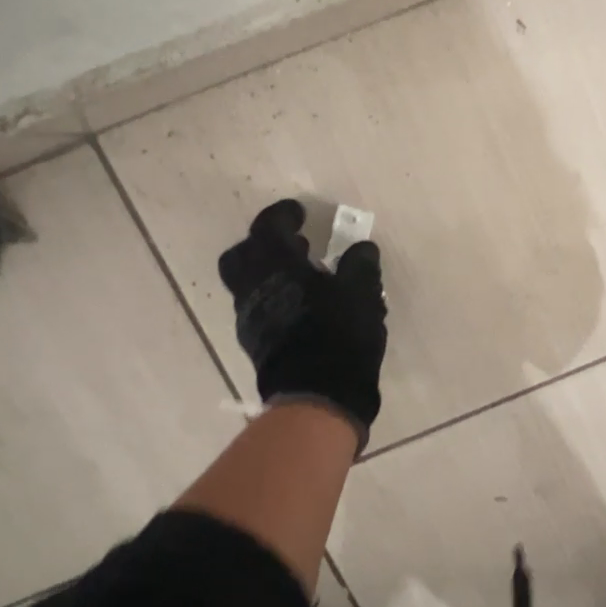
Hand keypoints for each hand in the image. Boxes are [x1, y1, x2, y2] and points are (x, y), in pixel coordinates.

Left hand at [218, 199, 385, 448]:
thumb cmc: (339, 334)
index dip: (283, 215)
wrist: (317, 394)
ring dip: (270, 274)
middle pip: (243, 255)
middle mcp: (253, 286)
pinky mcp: (256, 342)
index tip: (299, 212)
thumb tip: (361, 248)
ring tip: (304, 278)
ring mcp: (250, 316)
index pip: (268, 227)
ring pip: (248, 283)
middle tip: (293, 246)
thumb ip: (360, 266)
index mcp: (276, 265)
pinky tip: (303, 308)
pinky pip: (259, 308)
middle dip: (264, 245)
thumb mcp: (362, 293)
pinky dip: (275, 299)